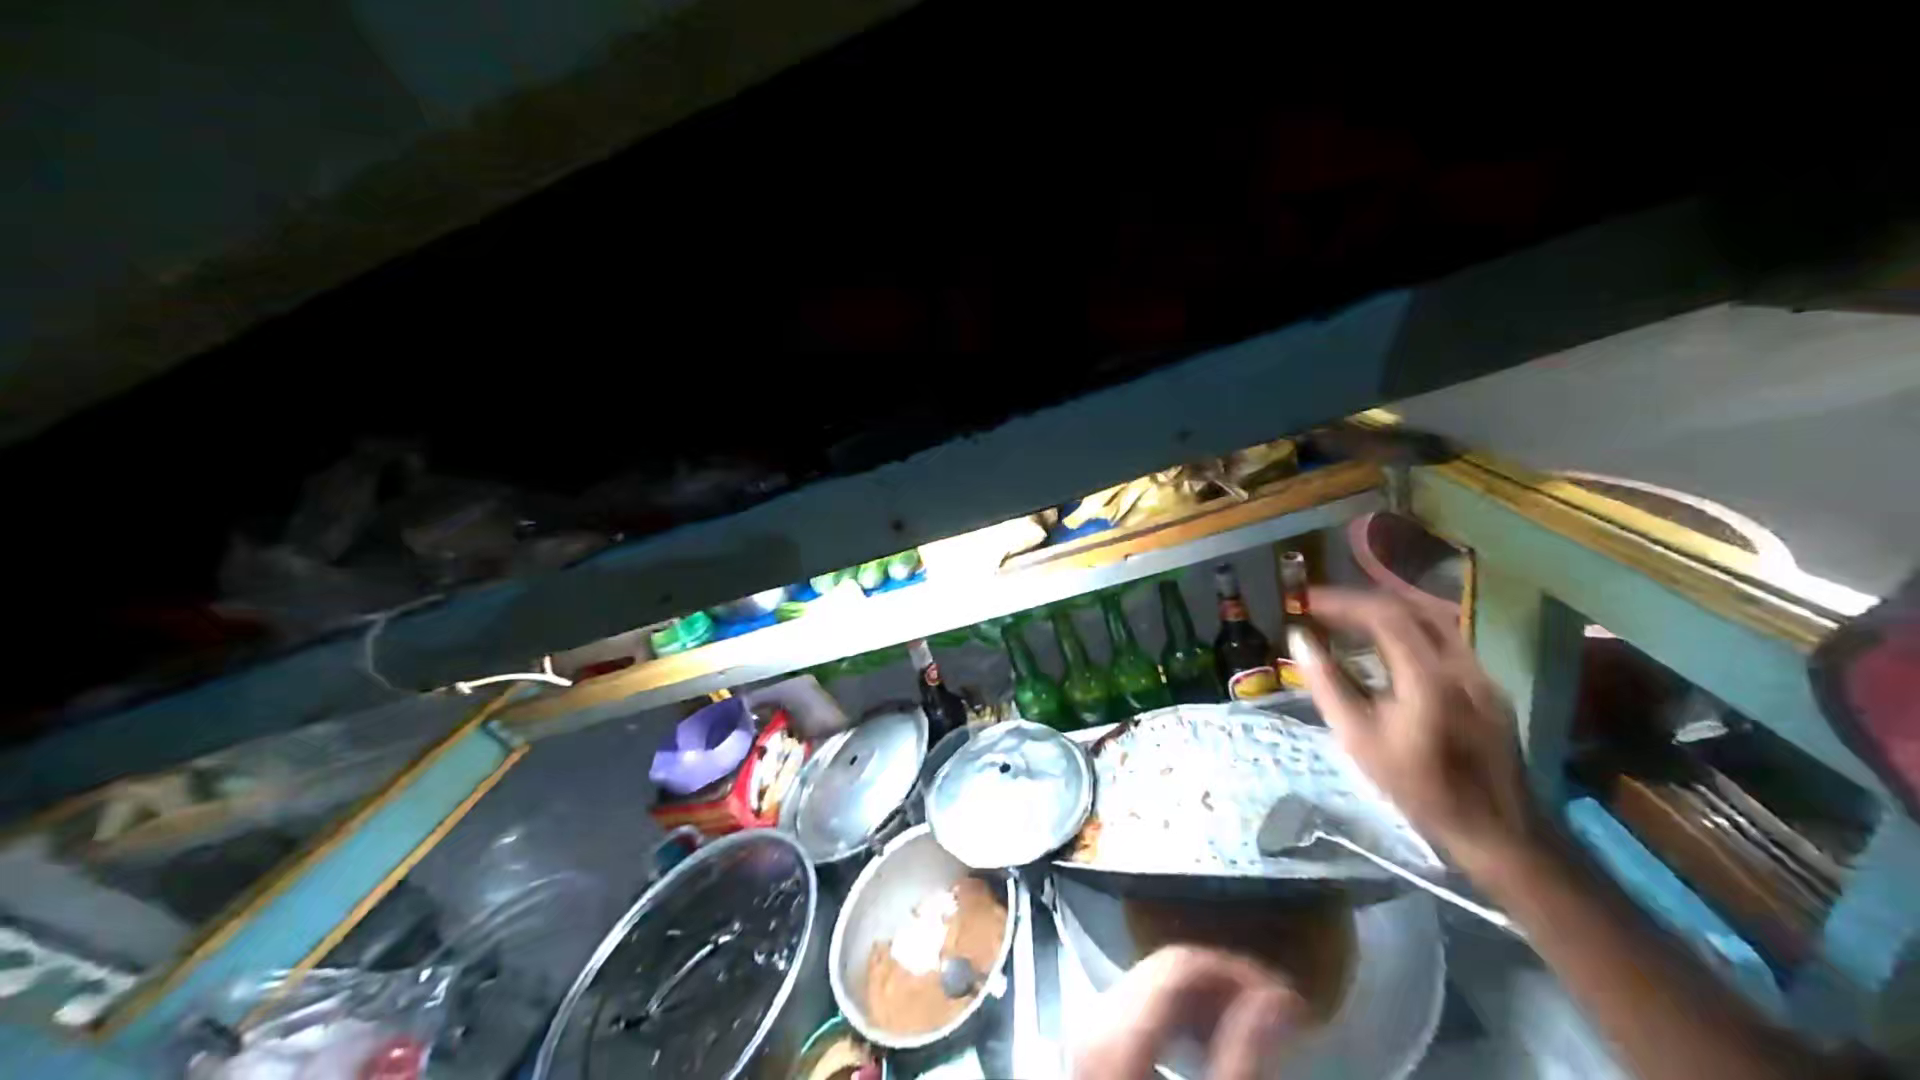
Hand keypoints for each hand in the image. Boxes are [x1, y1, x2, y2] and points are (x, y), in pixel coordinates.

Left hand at [1074, 945, 1304, 1079]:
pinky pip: (1141, 1012)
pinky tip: (1212, 1052)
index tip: (1294, 1005)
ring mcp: (1087, 1035)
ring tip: (1257, 1038)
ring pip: (1154, 989)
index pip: (1182, 967)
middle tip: (1283, 1021)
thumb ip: (1247, 1056)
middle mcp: (1093, 1020)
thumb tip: (1283, 999)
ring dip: (1207, 1004)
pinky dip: (1182, 1023)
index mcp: (1116, 1034)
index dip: (1241, 973)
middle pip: (1165, 972)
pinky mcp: (1094, 1054)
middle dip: (1227, 987)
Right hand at [1291, 587, 1540, 872]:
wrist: (1495, 828)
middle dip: (1362, 601)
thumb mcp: (1359, 739)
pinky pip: (1443, 642)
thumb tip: (1299, 640)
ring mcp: (1480, 673)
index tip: (1307, 601)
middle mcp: (1460, 663)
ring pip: (1431, 621)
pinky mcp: (1487, 686)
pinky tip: (1386, 651)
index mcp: (1427, 676)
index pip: (1383, 615)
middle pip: (1410, 608)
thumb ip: (1327, 684)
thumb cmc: (1417, 787)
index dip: (1342, 601)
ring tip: (1349, 622)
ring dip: (1387, 614)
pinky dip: (1408, 632)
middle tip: (1325, 608)